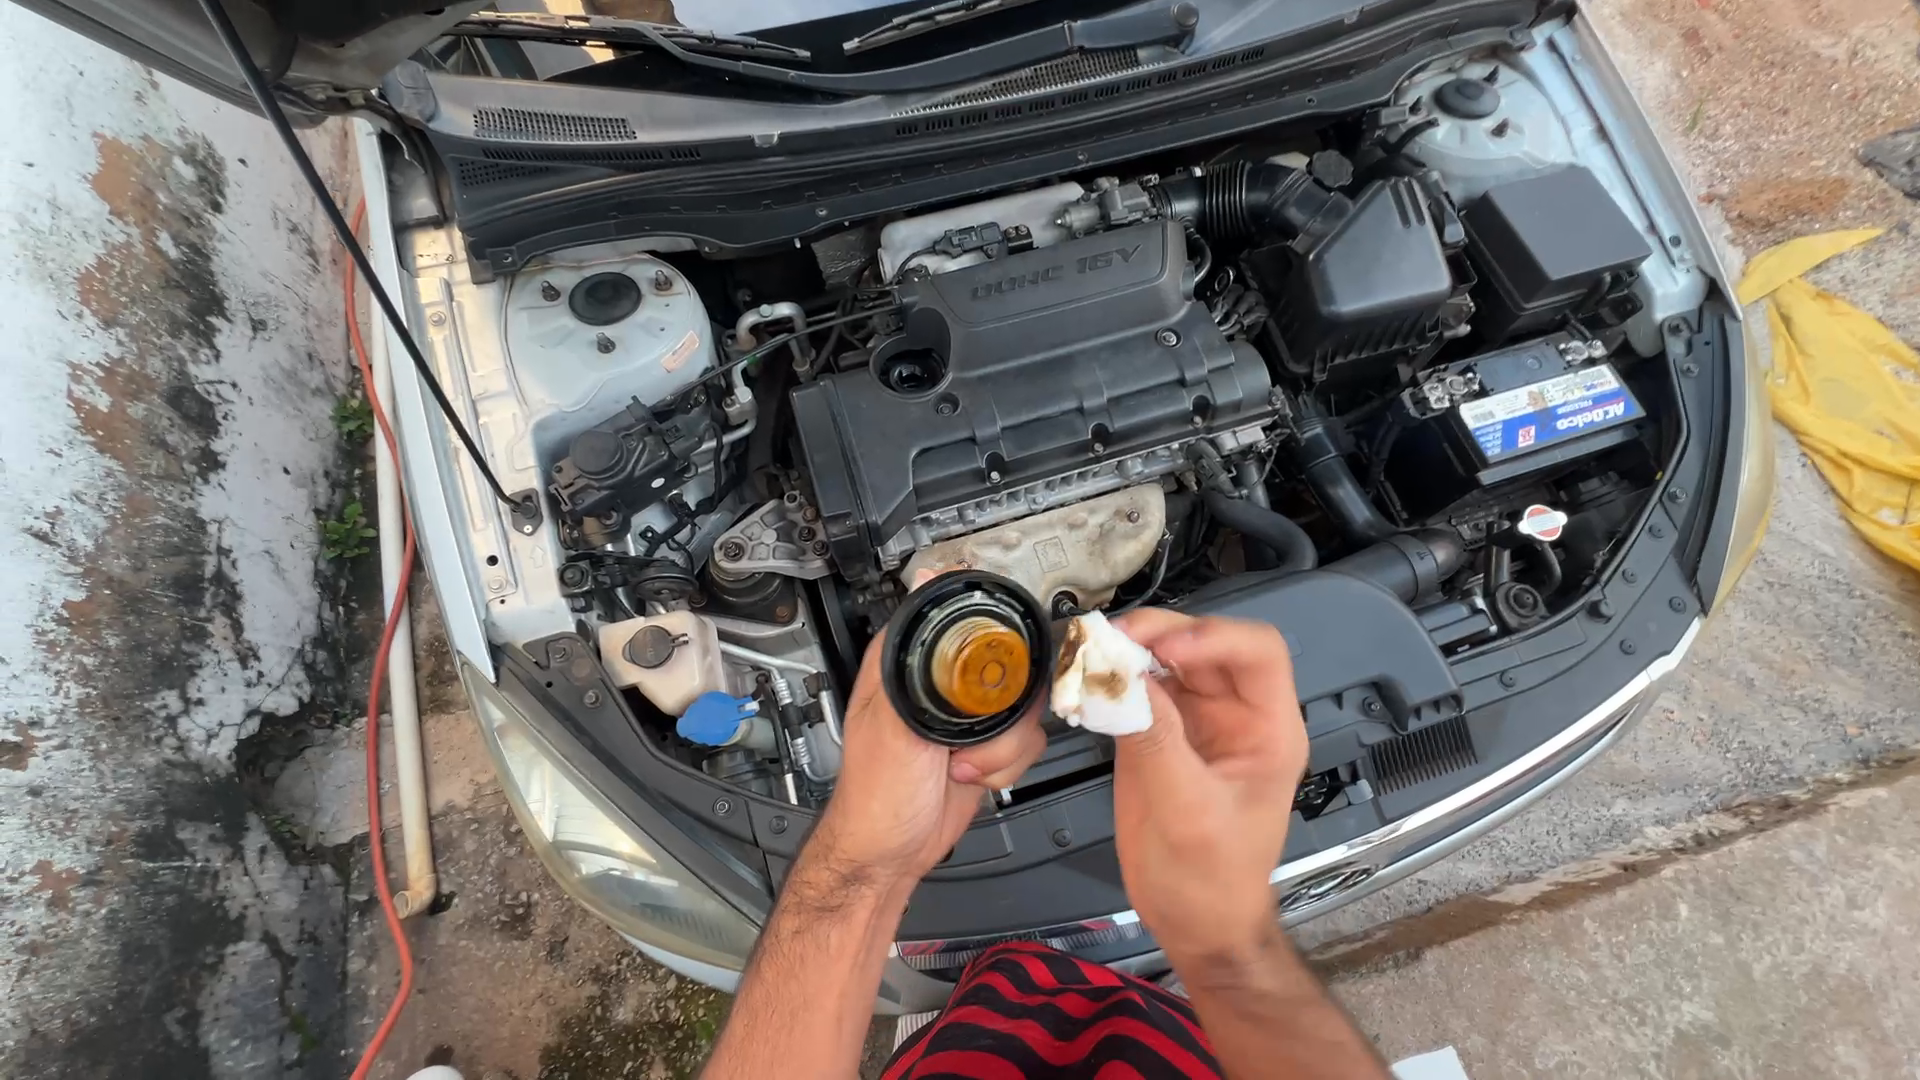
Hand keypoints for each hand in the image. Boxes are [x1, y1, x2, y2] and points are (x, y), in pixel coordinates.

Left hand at [806, 634, 1046, 891]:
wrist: (892, 851)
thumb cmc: (875, 792)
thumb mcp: (891, 727)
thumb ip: (919, 678)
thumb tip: (936, 621)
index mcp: (908, 663)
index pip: (962, 626)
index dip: (984, 651)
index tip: (983, 689)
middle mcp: (941, 683)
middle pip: (1007, 668)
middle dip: (999, 715)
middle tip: (967, 740)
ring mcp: (968, 715)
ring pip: (1023, 707)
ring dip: (1001, 749)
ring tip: (961, 764)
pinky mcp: (988, 742)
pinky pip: (1026, 739)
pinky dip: (1007, 765)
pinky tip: (973, 776)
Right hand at [1108, 608, 1307, 968]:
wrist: (1191, 920)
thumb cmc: (1209, 878)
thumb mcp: (1187, 812)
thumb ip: (1157, 742)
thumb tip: (1123, 680)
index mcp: (1268, 728)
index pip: (1257, 652)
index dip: (1213, 637)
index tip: (1163, 652)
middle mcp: (1234, 712)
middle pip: (1205, 644)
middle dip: (1160, 634)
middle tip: (1113, 641)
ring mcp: (1193, 718)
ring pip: (1166, 658)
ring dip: (1132, 649)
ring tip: (1094, 654)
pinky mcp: (1157, 728)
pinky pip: (1136, 687)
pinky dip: (1112, 678)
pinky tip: (1088, 680)